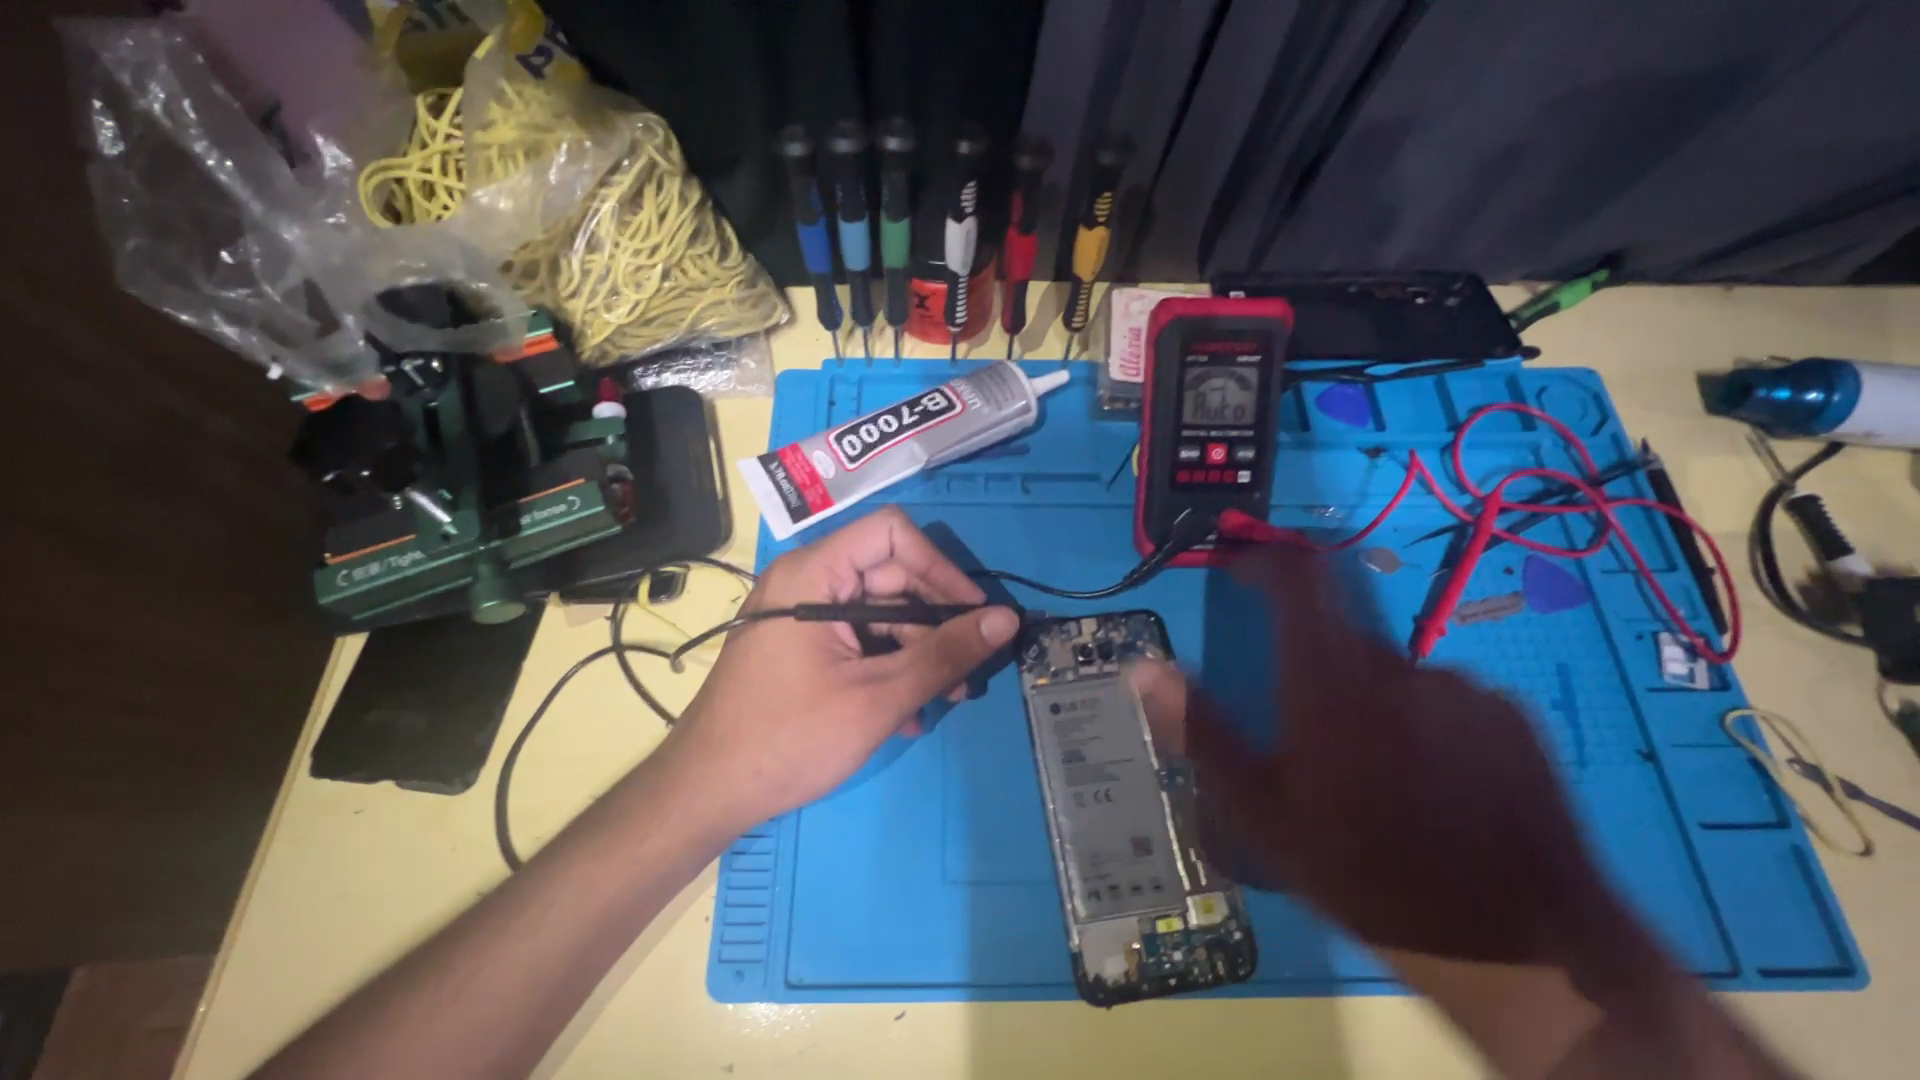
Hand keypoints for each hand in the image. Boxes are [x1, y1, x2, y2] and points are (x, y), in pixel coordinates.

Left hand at [667, 507, 1018, 832]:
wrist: (707, 793)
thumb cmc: (788, 739)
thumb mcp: (877, 697)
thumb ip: (945, 654)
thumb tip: (1005, 619)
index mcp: (814, 575)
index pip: (891, 533)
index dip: (939, 566)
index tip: (973, 612)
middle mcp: (806, 584)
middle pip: (891, 577)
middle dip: (936, 623)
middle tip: (969, 670)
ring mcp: (802, 617)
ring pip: (881, 615)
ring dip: (919, 655)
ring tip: (947, 699)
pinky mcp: (802, 649)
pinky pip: (860, 642)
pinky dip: (889, 669)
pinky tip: (909, 715)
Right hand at [1129, 546, 1619, 968]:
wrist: (1513, 940)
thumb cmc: (1363, 874)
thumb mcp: (1259, 813)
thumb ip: (1200, 729)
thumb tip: (1143, 667)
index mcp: (1329, 680)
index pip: (1296, 579)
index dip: (1263, 560)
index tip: (1238, 569)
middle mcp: (1397, 666)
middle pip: (1340, 639)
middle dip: (1314, 673)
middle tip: (1308, 746)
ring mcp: (1463, 689)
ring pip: (1394, 677)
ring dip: (1372, 707)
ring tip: (1378, 784)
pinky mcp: (1511, 718)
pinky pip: (1448, 702)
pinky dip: (1426, 727)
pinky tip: (1434, 790)